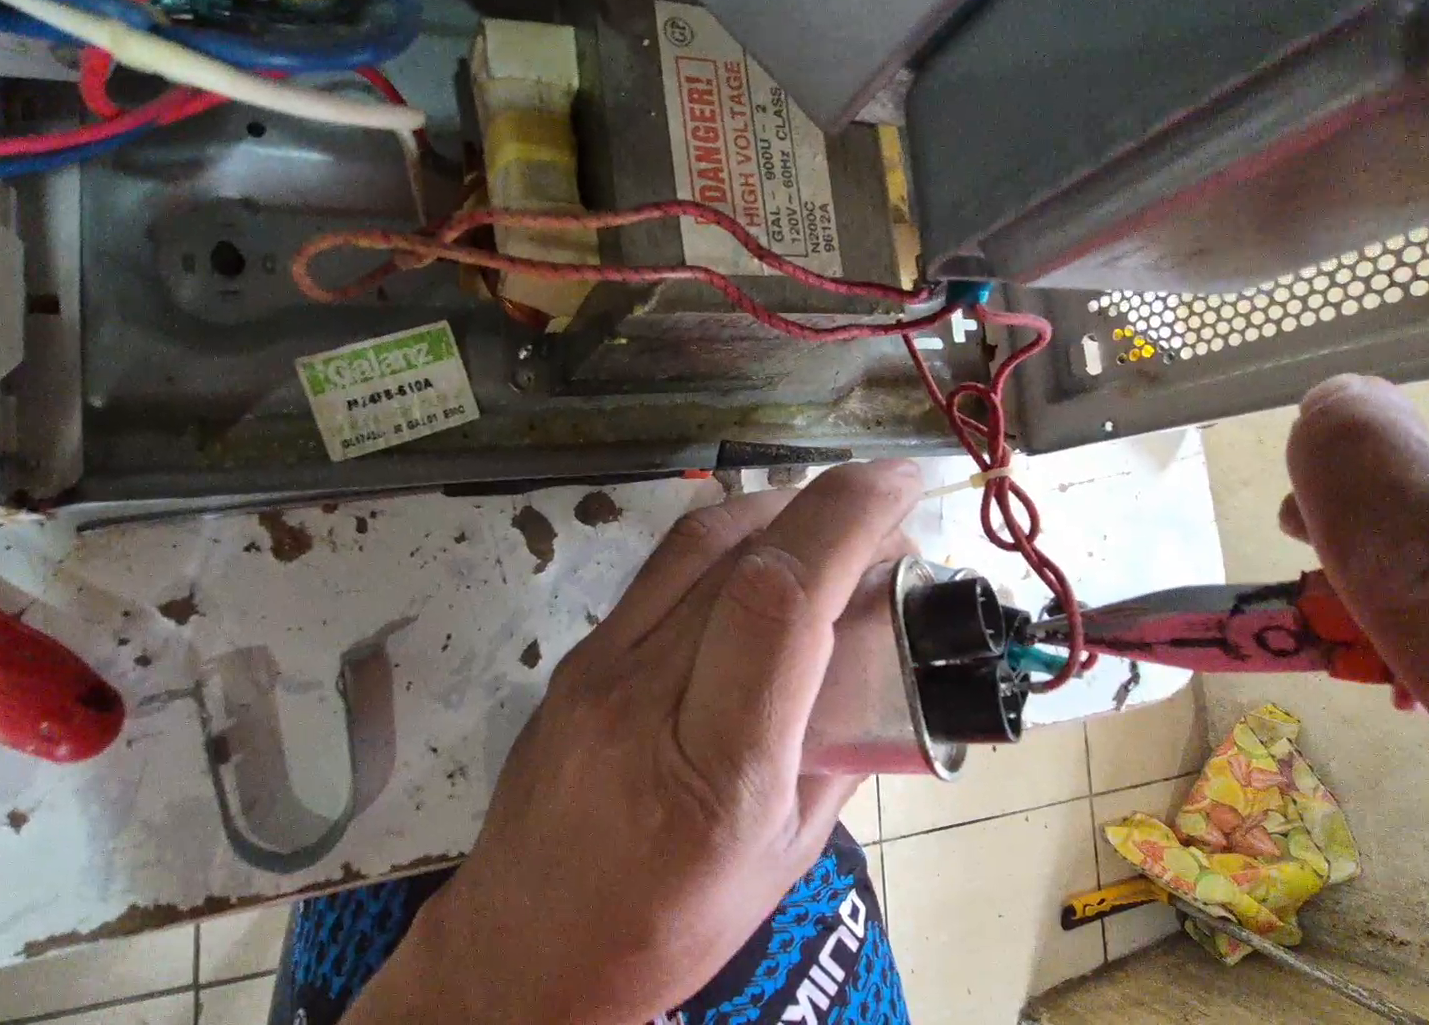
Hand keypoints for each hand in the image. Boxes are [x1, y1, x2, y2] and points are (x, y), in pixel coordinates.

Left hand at [349, 461, 923, 1023]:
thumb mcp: (784, 856)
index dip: (845, 523)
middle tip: (881, 499)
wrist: (526, 944)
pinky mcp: (576, 656)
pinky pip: (658, 571)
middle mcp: (644, 695)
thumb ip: (837, 751)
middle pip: (738, 556)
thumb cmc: (668, 924)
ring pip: (691, 545)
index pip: (778, 603)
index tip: (901, 484)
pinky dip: (722, 539)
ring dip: (772, 507)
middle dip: (825, 503)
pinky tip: (757, 551)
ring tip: (825, 512)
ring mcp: (597, 667)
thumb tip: (875, 662)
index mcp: (716, 768)